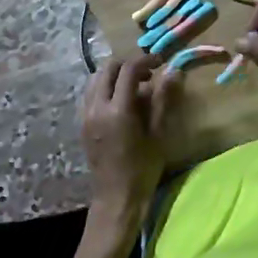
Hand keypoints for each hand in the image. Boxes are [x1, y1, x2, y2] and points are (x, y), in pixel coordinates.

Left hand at [81, 54, 165, 217]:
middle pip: (108, 68)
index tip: (161, 62)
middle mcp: (97, 108)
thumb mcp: (158, 133)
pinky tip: (122, 101)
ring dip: (115, 75)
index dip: (146, 60)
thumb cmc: (142, 168)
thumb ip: (163, 100)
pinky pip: (91, 94)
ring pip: (96, 79)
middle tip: (149, 74)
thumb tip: (174, 72)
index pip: (128, 70)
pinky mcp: (83, 124)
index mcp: (118, 110)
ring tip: (136, 86)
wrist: (116, 197)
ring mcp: (86, 115)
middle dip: (128, 65)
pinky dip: (106, 88)